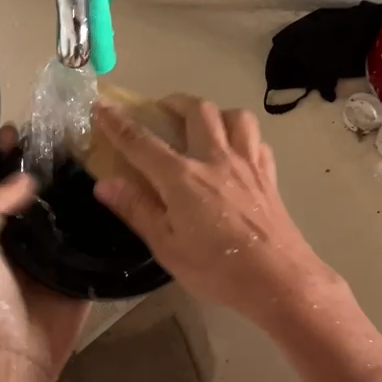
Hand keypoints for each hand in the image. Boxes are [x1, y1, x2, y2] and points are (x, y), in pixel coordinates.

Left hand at [0, 127, 90, 381]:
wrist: (11, 360)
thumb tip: (25, 178)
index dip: (7, 155)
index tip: (25, 127)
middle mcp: (23, 235)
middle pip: (37, 191)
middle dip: (51, 164)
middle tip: (75, 133)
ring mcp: (55, 252)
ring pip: (68, 209)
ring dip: (80, 185)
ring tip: (102, 153)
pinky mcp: (81, 268)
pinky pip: (93, 238)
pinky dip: (104, 216)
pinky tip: (120, 190)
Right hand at [92, 95, 340, 329]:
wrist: (279, 279)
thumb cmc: (216, 269)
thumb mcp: (166, 247)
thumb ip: (137, 210)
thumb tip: (105, 183)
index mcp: (183, 177)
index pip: (142, 142)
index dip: (118, 123)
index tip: (102, 106)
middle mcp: (216, 159)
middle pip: (197, 110)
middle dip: (175, 102)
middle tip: (162, 109)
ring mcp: (247, 164)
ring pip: (236, 116)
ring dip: (216, 113)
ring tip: (204, 125)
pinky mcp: (269, 176)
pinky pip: (257, 141)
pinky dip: (244, 137)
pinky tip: (238, 152)